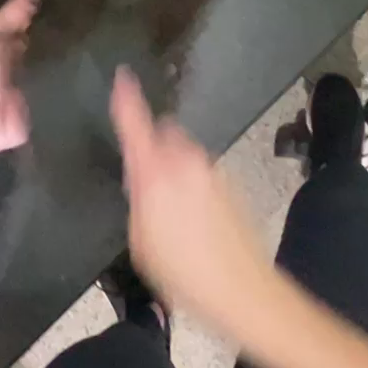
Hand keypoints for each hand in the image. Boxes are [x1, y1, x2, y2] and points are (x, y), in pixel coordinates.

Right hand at [108, 68, 274, 327]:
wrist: (244, 291)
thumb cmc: (184, 273)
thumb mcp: (141, 241)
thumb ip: (136, 198)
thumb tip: (138, 176)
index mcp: (156, 173)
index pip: (136, 123)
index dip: (127, 98)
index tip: (122, 76)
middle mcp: (185, 162)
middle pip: (164, 133)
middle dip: (153, 147)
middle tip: (145, 184)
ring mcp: (211, 171)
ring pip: (184, 153)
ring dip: (174, 168)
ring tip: (171, 214)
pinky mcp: (230, 183)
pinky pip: (201, 172)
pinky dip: (192, 184)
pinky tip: (194, 223)